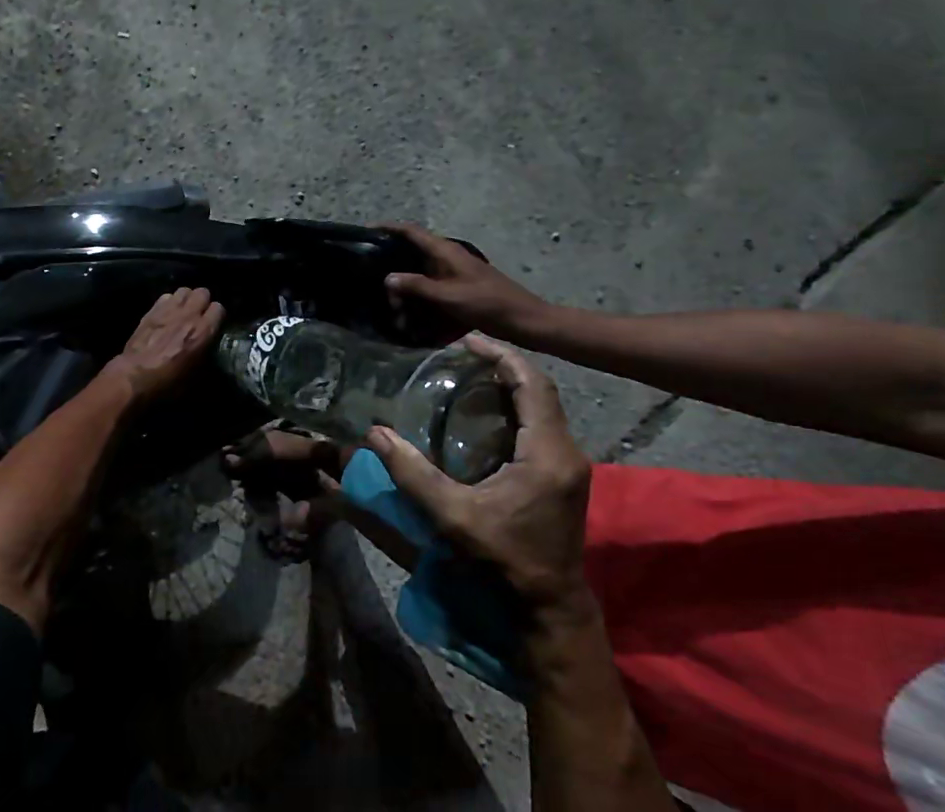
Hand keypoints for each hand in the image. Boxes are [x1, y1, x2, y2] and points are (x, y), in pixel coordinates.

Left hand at [101, 287, 225, 403]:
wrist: (135, 375)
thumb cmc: (168, 381)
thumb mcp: (196, 377)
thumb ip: (206, 360)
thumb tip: (210, 358)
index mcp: (203, 331)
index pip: (219, 308)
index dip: (217, 316)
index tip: (213, 324)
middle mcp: (189, 315)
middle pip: (203, 292)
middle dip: (202, 302)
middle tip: (198, 315)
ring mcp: (169, 309)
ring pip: (184, 290)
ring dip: (186, 299)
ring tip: (183, 311)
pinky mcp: (152, 310)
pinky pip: (166, 296)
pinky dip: (169, 302)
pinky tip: (166, 314)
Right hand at [364, 333, 590, 609]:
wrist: (548, 604)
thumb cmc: (503, 558)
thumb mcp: (452, 516)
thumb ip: (413, 473)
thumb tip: (375, 434)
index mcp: (548, 454)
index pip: (533, 386)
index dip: (503, 357)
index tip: (468, 340)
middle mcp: (567, 452)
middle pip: (541, 390)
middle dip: (505, 365)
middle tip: (464, 353)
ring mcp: (569, 465)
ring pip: (544, 408)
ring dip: (512, 386)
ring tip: (471, 374)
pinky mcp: (562, 476)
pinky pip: (542, 425)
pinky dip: (516, 408)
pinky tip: (485, 412)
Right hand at [381, 223, 550, 341]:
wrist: (524, 321)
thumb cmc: (488, 304)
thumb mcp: (449, 296)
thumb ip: (417, 286)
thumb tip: (388, 277)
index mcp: (446, 252)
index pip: (411, 232)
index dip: (389, 228)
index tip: (366, 230)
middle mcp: (448, 257)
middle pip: (413, 253)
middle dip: (393, 267)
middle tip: (376, 283)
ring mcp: (455, 272)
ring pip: (421, 274)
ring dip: (406, 288)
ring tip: (392, 306)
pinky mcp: (459, 287)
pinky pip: (431, 288)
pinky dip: (419, 297)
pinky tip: (411, 313)